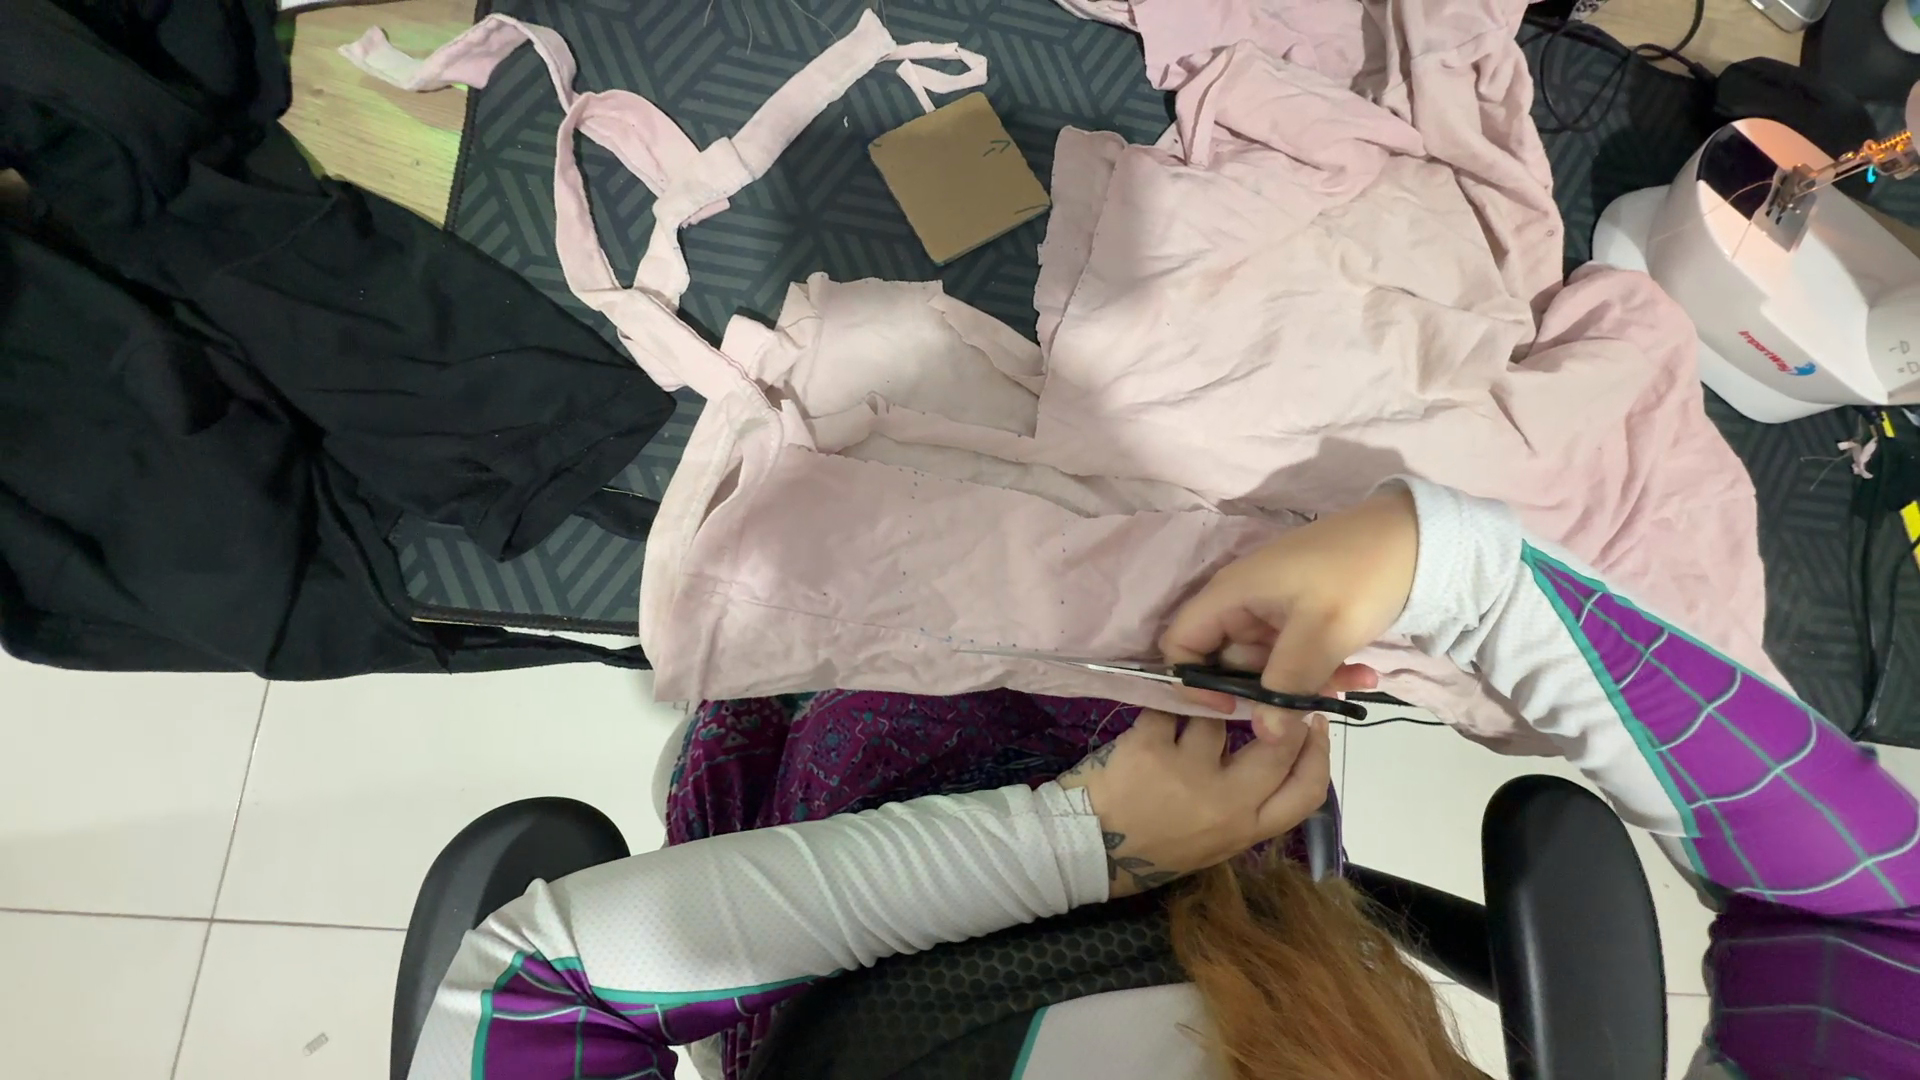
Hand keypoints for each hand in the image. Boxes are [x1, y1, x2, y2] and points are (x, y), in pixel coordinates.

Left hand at [1055, 710, 1331, 897]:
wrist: (1089, 849)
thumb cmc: (1152, 846)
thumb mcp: (1212, 842)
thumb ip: (1243, 806)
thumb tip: (1268, 757)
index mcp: (1244, 831)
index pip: (1305, 793)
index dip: (1318, 754)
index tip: (1316, 725)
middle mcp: (1225, 801)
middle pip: (1275, 746)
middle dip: (1280, 714)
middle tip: (1272, 694)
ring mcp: (1188, 770)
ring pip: (1218, 716)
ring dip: (1206, 710)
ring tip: (1189, 718)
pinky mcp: (1151, 745)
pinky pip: (1170, 709)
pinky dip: (1164, 708)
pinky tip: (1156, 715)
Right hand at [1161, 487, 1418, 738]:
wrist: (1417, 536)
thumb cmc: (1358, 576)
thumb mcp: (1321, 634)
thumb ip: (1286, 686)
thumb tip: (1265, 735)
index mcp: (1229, 596)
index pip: (1180, 643)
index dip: (1194, 681)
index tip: (1234, 706)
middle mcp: (1240, 602)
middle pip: (1227, 661)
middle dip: (1267, 689)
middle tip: (1312, 704)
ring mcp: (1271, 608)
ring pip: (1267, 663)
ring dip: (1305, 682)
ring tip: (1355, 685)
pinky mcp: (1298, 614)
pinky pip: (1294, 653)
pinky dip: (1322, 667)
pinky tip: (1363, 673)